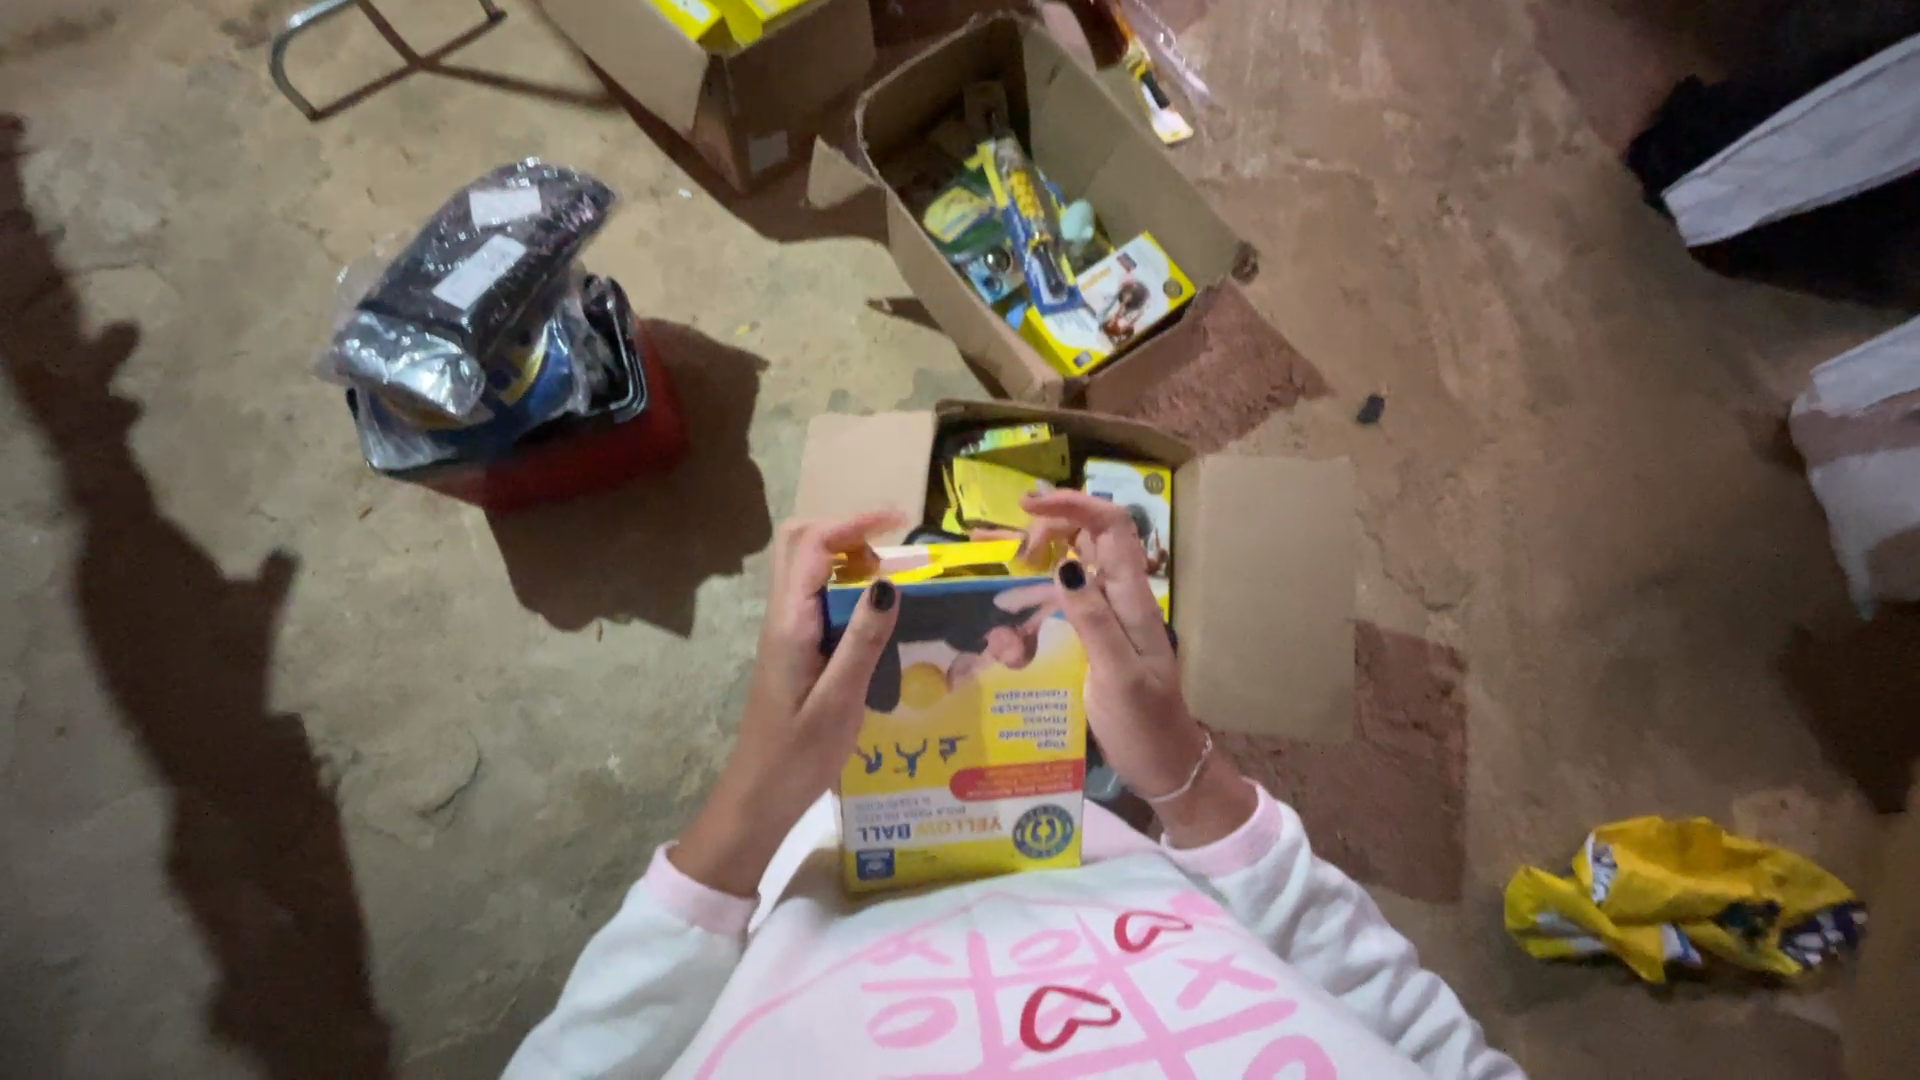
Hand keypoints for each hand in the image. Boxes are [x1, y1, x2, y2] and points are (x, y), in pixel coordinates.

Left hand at [672, 512, 902, 896]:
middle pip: (800, 542)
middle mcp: (782, 615)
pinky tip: (873, 611)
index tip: (900, 520)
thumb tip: (889, 582)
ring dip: (845, 555)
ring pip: (806, 566)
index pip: (814, 545)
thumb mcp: (840, 700)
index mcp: (791, 623)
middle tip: (891, 547)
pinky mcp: (793, 645)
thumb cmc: (799, 755)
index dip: (856, 521)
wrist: (759, 796)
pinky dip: (844, 584)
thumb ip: (864, 639)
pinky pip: (815, 595)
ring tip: (890, 576)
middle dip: (846, 529)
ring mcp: (785, 629)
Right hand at [1020, 491, 1254, 847]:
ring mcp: (1105, 617)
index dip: (1073, 504)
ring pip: (1068, 567)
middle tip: (1012, 556)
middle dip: (1046, 531)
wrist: (1164, 767)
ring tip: (1001, 582)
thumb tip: (1065, 564)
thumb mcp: (1118, 676)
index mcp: (1132, 598)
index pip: (1110, 526)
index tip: (1026, 506)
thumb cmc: (1145, 725)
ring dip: (1033, 568)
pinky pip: (1058, 603)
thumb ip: (1093, 621)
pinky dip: (1030, 602)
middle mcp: (1119, 597)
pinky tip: (1007, 625)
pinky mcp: (1091, 638)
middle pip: (1086, 536)